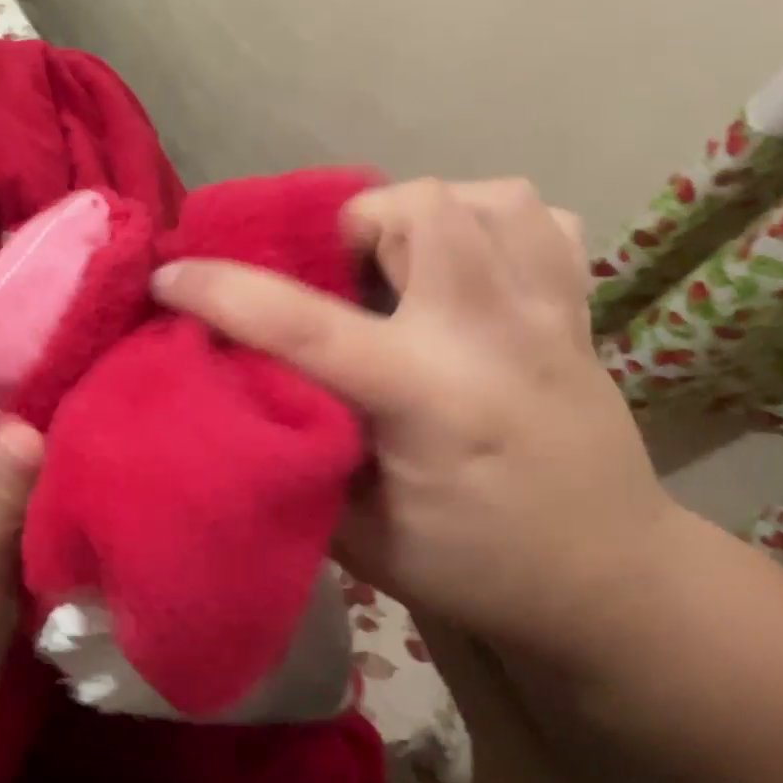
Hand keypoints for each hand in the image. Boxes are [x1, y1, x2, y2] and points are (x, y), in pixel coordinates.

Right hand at [154, 178, 680, 661]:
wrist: (615, 584)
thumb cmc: (474, 569)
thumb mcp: (355, 534)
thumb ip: (293, 449)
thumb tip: (231, 384)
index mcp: (428, 402)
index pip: (304, 324)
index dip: (220, 291)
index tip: (167, 276)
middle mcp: (492, 338)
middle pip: (422, 212)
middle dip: (349, 225)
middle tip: (322, 272)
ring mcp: (548, 318)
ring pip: (490, 198)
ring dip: (421, 213)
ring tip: (389, 262)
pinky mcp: (576, 314)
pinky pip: (539, 221)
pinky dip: (487, 221)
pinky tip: (456, 266)